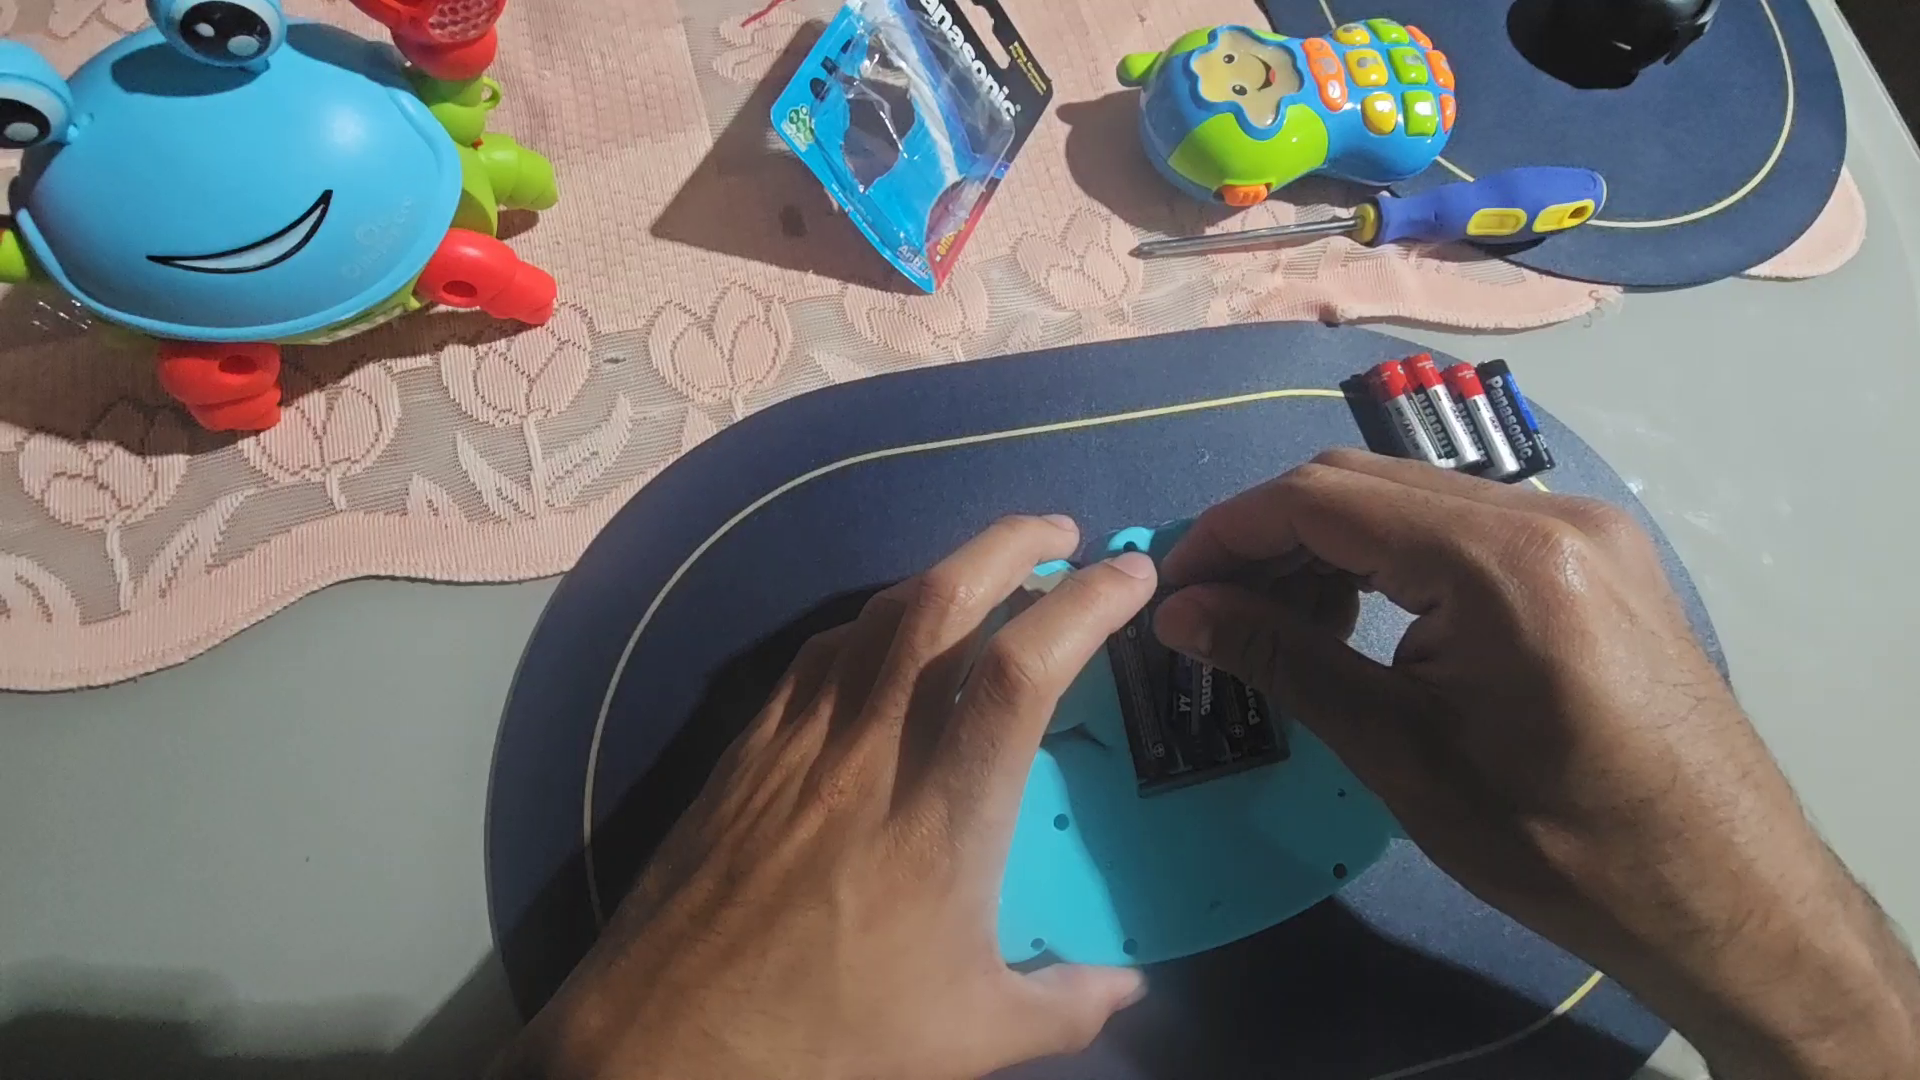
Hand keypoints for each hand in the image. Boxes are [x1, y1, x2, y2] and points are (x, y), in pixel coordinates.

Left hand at [495, 516, 1158, 1079]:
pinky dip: (877, 619)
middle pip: (946, 603)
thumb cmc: (829, 1035)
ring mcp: (807, 731)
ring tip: (990, 570)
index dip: (1087, 604)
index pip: (1025, 671)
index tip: (1131, 572)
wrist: (666, 1042)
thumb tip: (1133, 988)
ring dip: (947, 570)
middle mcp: (877, 746)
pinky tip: (895, 632)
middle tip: (1061, 533)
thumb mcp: (970, 1033)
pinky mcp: (756, 735)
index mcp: (947, 813)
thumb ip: (1066, 1003)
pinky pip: (826, 648)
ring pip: (882, 611)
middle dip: (1011, 545)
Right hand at [1152, 449, 1919, 1079]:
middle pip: (1352, 480)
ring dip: (1312, 541)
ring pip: (1394, 494)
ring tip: (1268, 612)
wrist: (1730, 902)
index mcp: (1503, 563)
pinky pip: (1440, 520)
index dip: (1227, 531)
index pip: (1320, 500)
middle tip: (1209, 601)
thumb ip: (1279, 658)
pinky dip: (1370, 551)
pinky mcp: (1578, 549)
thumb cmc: (1558, 844)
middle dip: (1262, 533)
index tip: (1171, 582)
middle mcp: (1544, 514)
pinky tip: (1344, 607)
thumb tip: (1176, 611)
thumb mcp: (1396, 750)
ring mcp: (1571, 525)